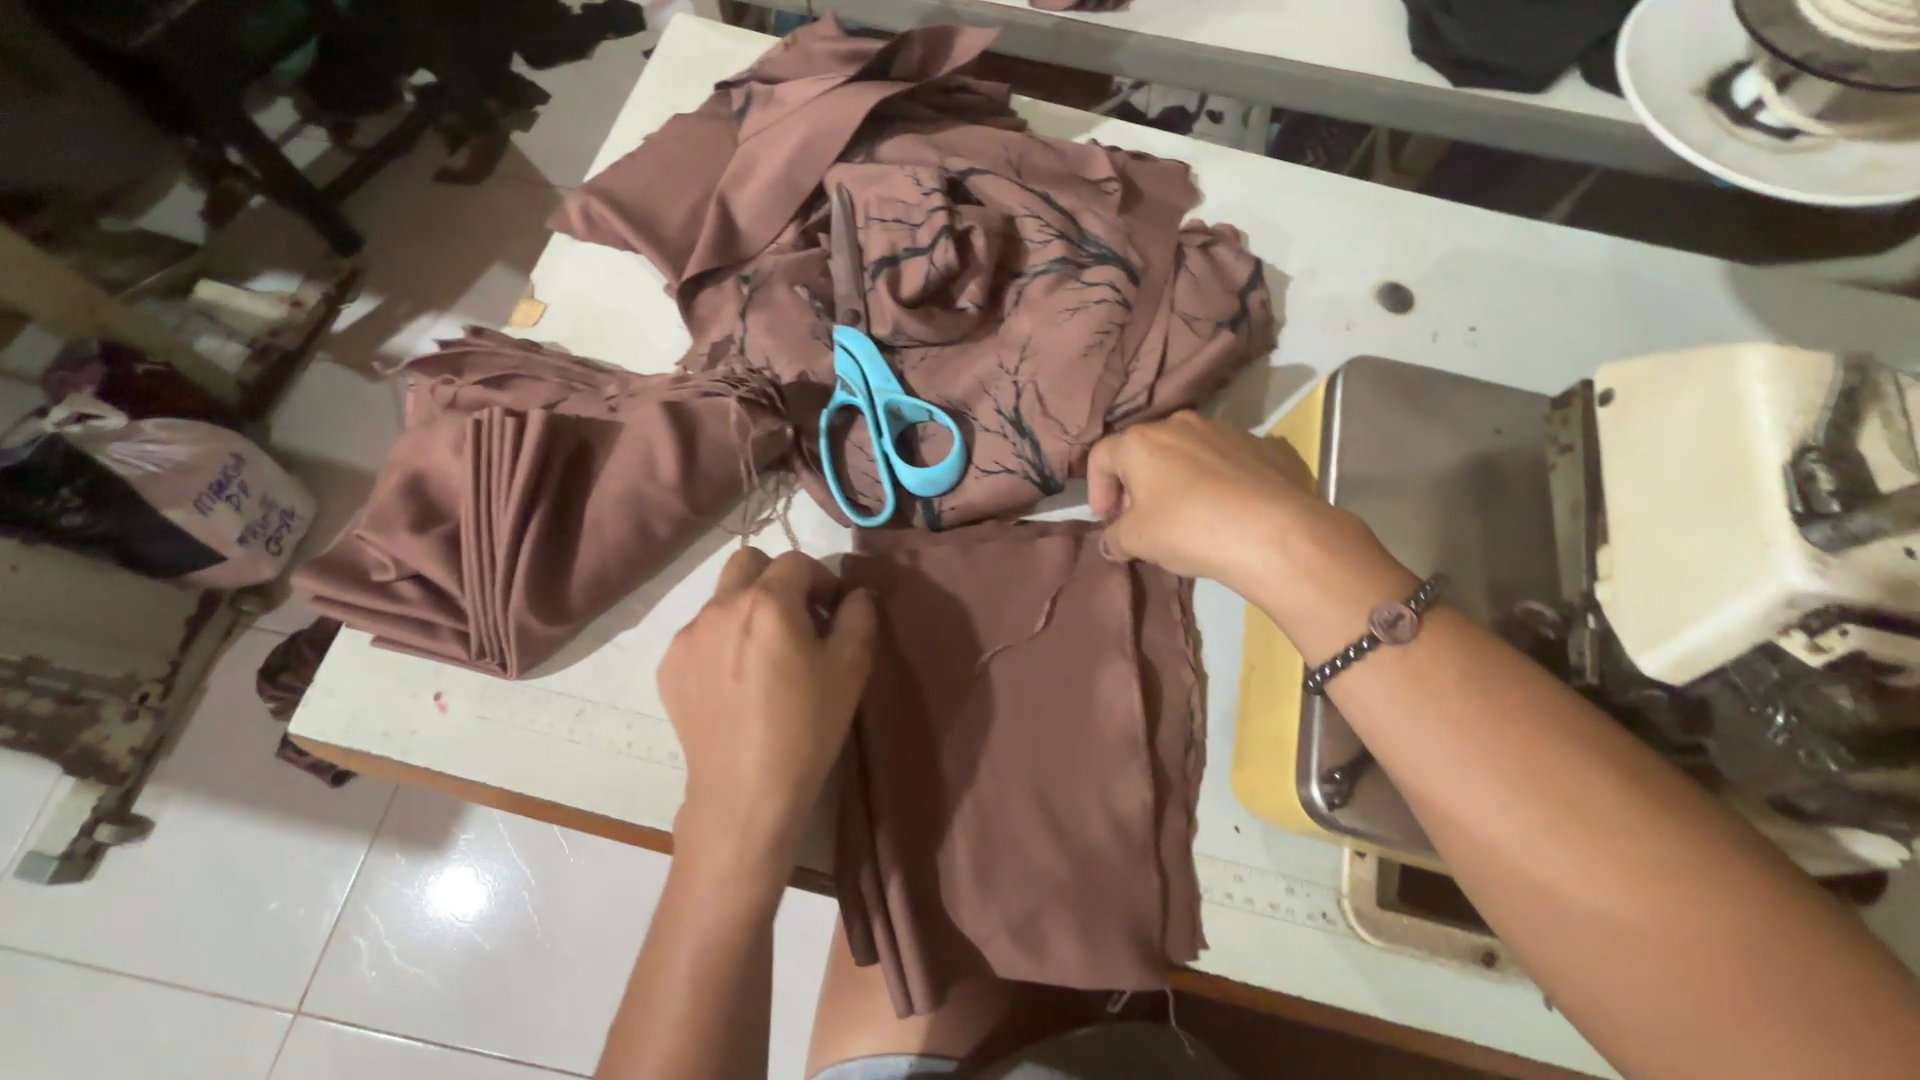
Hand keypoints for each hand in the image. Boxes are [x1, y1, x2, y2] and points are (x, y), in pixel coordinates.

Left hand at [659, 548, 876, 872]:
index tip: (832, 611)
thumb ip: (859, 618)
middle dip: (776, 579)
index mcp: (767, 601)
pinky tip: (737, 684)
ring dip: (747, 610)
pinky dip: (721, 643)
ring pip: (721, 599)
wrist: (746, 790)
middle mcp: (720, 607)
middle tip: (797, 619)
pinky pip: (699, 635)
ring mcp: (688, 637)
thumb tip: (856, 595)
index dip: (821, 580)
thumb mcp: (851, 669)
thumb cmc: (806, 727)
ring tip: (764, 657)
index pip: (796, 561)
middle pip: (748, 562)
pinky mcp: (669, 667)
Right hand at [1087, 411, 1375, 593]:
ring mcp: (1223, 430)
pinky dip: (1213, 480)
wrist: (1274, 531)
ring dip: (1175, 479)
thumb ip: (1114, 537)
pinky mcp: (1260, 445)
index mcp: (1141, 441)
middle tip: (1142, 518)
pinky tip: (1223, 510)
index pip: (1101, 456)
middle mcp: (1179, 424)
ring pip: (1185, 452)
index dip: (1096, 490)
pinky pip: (1222, 460)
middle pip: (1144, 450)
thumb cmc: (1189, 529)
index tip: (1106, 520)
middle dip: (1136, 483)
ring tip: (1185, 514)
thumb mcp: (1136, 541)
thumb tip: (1112, 540)